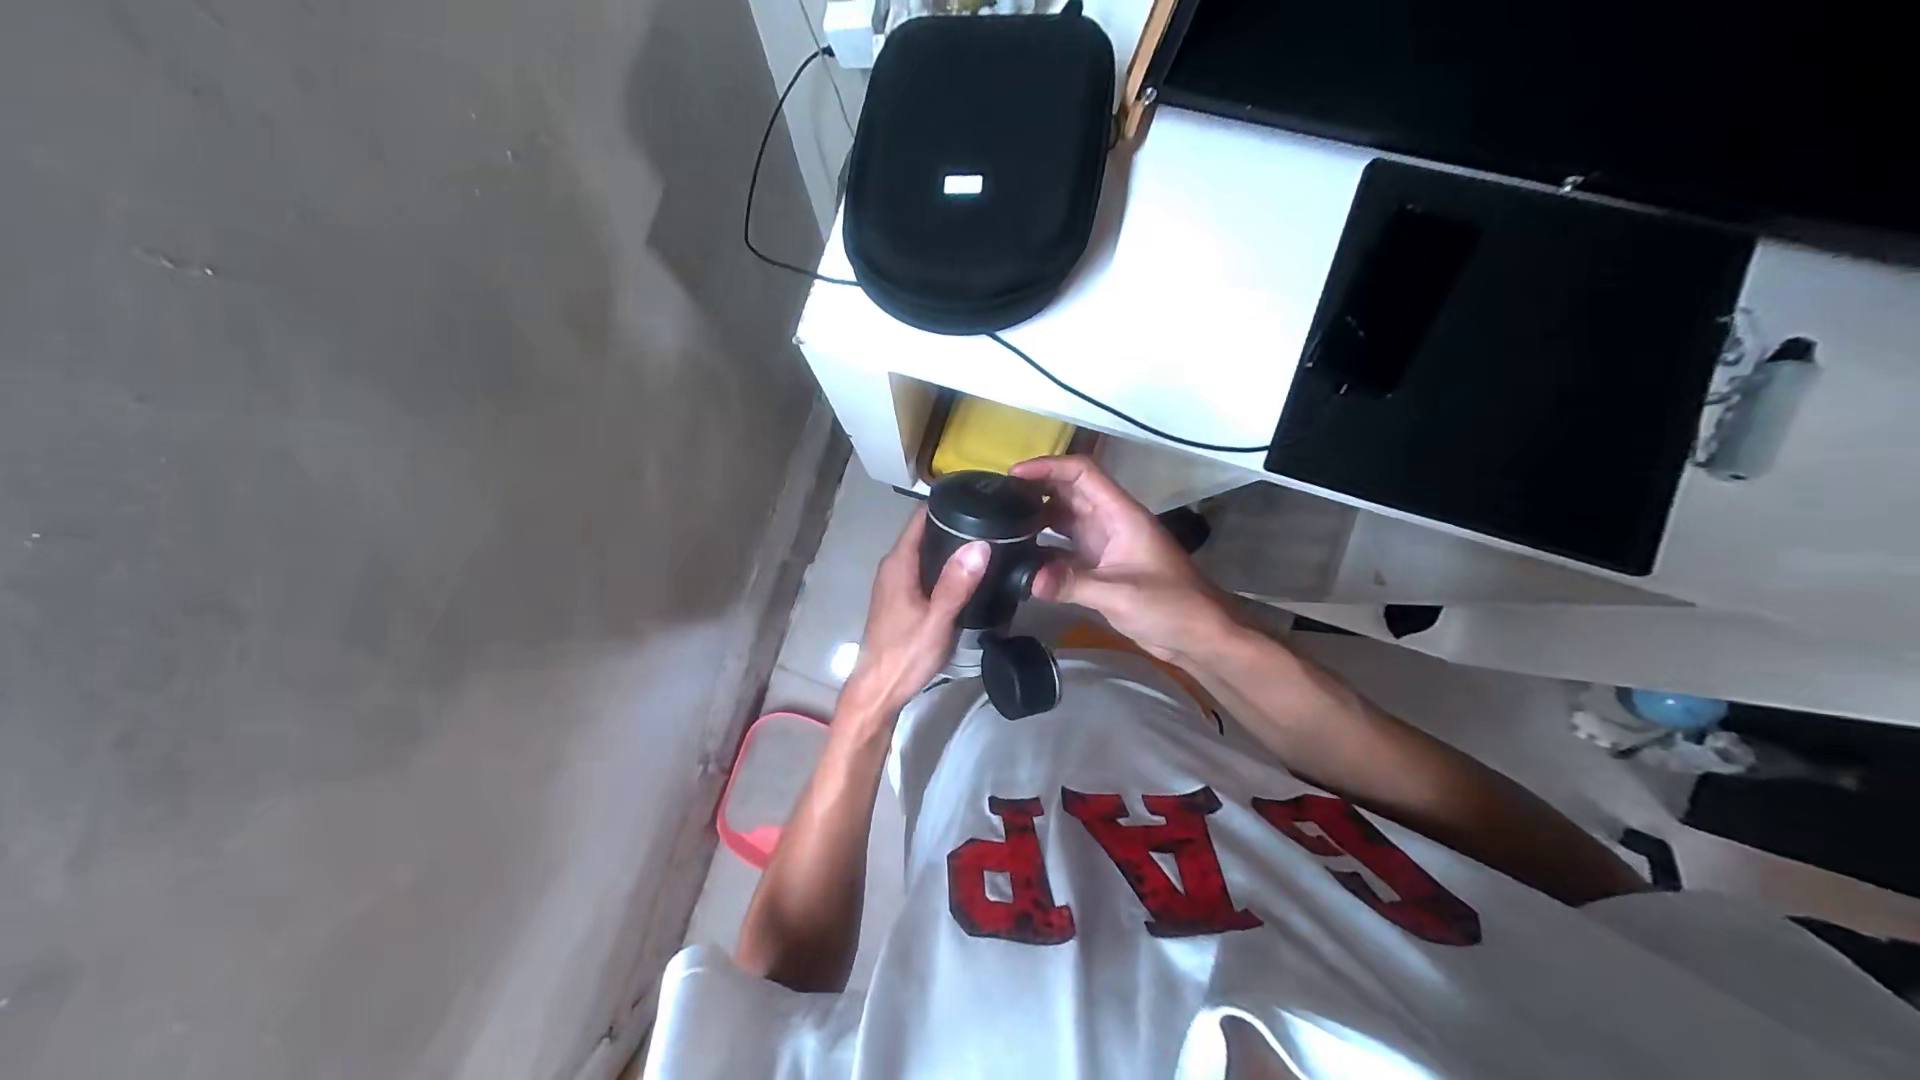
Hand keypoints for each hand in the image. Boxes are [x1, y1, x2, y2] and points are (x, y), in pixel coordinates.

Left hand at [837, 511, 988, 724]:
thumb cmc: (905, 654)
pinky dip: (944, 565)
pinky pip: (924, 570)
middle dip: (954, 523)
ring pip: (925, 552)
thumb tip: (979, 544)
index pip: (920, 517)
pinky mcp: (901, 599)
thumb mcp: (937, 620)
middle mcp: (893, 567)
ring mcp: (895, 583)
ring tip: (987, 541)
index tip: (978, 498)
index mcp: (899, 563)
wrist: (879, 690)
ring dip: (949, 545)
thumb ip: (956, 584)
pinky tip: (967, 574)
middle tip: (993, 520)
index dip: (946, 503)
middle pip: (924, 532)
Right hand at [1010, 455, 1233, 661]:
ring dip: (1036, 519)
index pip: (1082, 473)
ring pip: (1063, 519)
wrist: (1198, 635)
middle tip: (996, 500)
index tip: (1014, 475)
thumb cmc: (1171, 606)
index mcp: (1119, 514)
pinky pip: (1064, 550)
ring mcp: (1103, 545)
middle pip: (1067, 492)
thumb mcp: (1120, 594)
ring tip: (1000, 524)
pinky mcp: (1098, 567)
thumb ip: (1073, 583)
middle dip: (1034, 490)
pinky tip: (1019, 559)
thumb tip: (1028, 579)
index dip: (1048, 467)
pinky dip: (1043, 550)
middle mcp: (1108, 522)